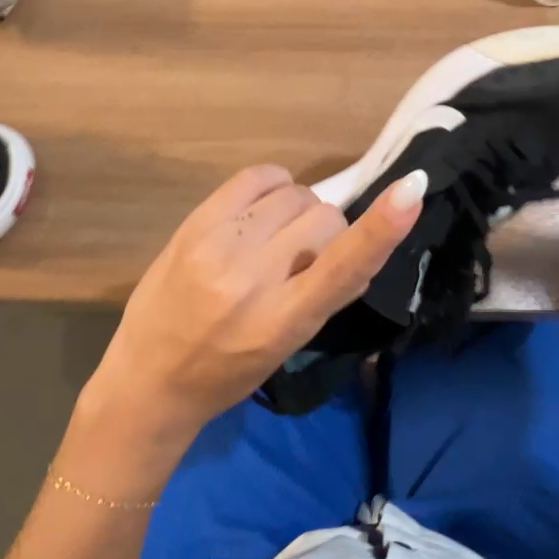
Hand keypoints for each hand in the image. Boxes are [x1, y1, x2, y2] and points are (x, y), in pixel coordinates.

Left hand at [83, 164, 424, 437]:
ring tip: (274, 237)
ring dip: (298, 211)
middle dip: (327, 232)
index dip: (382, 228)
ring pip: (295, 195)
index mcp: (282, 323)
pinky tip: (263, 207)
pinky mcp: (194, 223)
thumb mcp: (285, 348)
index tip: (412, 190)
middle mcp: (252, 280)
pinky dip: (273, 185)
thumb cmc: (225, 374)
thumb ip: (320, 294)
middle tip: (302, 257)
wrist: (146, 381)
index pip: (342, 267)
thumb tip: (355, 243)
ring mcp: (218, 247)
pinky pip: (258, 177)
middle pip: (323, 219)